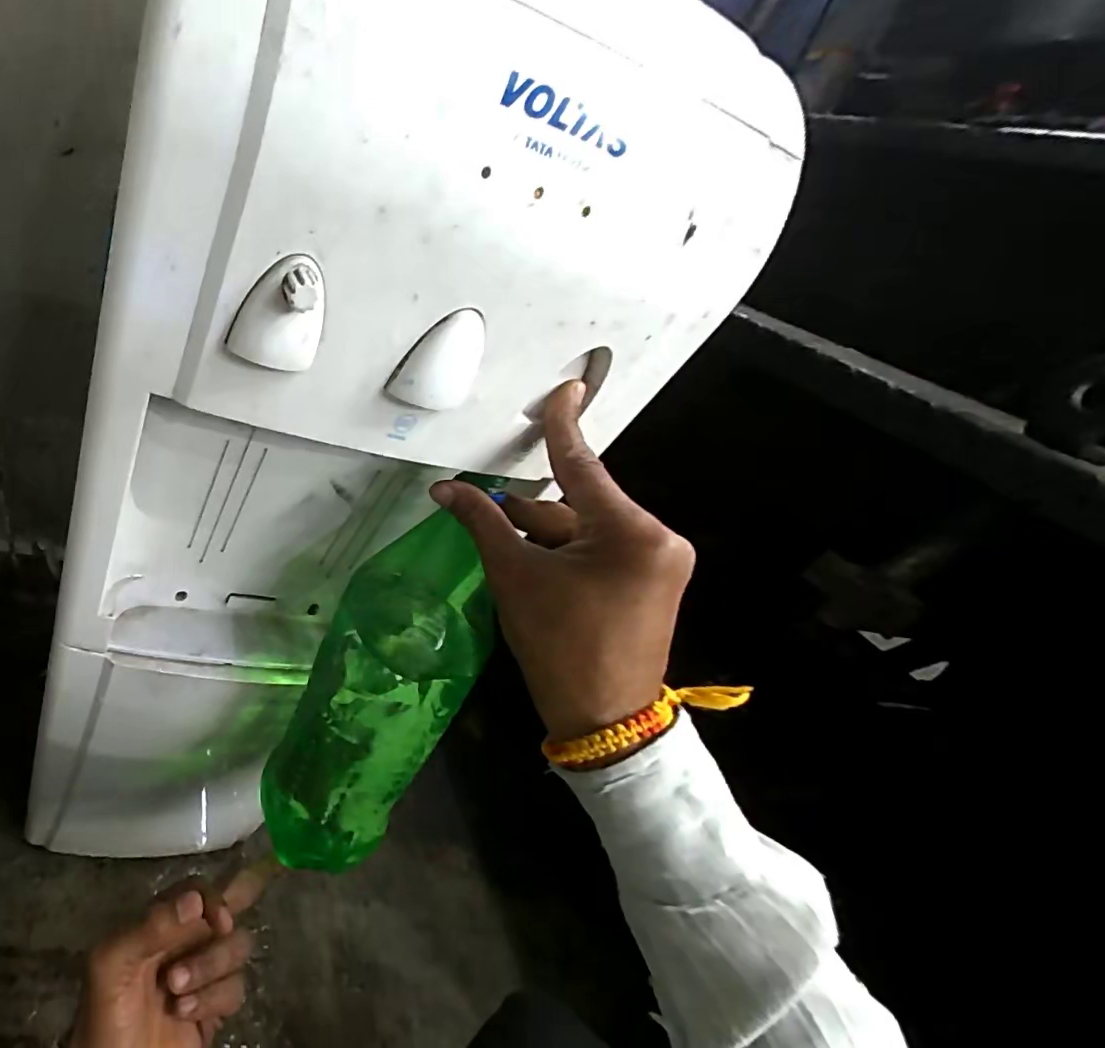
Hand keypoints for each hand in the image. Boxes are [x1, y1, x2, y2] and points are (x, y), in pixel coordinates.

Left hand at [71, 865, 269, 1047]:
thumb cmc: (106, 1013)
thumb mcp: (113, 962)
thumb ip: (151, 926)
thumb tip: (196, 898)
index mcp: (158, 919)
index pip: (197, 888)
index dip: (215, 897)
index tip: (220, 920)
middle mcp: (184, 939)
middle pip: (227, 914)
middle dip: (224, 928)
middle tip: (219, 939)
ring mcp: (201, 973)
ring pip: (236, 950)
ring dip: (211, 968)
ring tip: (176, 991)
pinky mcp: (213, 1007)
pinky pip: (235, 989)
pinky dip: (215, 1000)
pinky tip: (186, 1013)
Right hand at [429, 380, 694, 740]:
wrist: (603, 717)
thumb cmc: (559, 644)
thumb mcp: (515, 576)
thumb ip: (483, 522)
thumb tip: (445, 488)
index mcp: (632, 532)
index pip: (584, 466)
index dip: (564, 426)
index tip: (566, 388)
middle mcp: (656, 539)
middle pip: (576, 506)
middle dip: (529, 515)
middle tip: (482, 511)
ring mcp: (658, 563)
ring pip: (583, 531)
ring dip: (541, 539)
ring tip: (506, 560)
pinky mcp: (650, 582)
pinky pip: (597, 551)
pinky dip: (560, 555)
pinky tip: (531, 572)